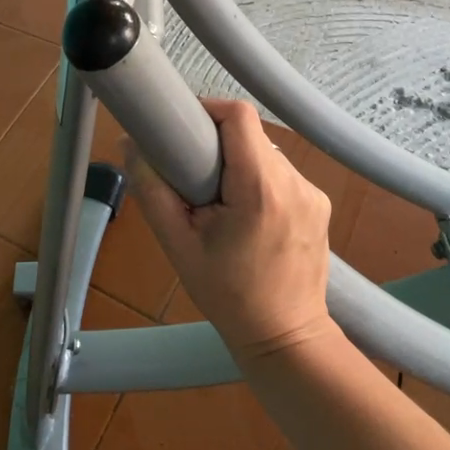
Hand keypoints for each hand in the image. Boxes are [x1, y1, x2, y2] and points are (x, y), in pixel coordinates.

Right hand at [125, 98, 335, 363]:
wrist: (285, 339)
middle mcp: (295, 182)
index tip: (184, 131)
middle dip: (218, 146)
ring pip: (266, 153)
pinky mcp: (321, 203)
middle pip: (250, 135)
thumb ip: (151, 189)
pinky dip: (259, 181)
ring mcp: (314, 192)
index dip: (208, 110)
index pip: (239, 116)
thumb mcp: (177, 244)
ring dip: (239, 164)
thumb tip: (128, 144)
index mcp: (260, 188)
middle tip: (192, 176)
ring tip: (218, 201)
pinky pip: (282, 173)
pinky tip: (246, 215)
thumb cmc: (227, 294)